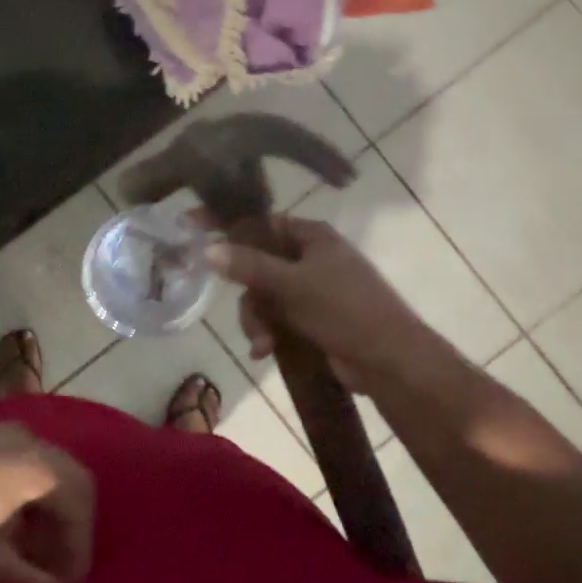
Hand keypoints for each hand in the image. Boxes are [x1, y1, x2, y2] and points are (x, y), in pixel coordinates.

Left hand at [0, 422, 94, 582]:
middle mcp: (20, 437)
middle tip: (54, 571)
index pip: (82, 503)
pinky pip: (9, 463)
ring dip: (40, 511)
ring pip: (36, 470)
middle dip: (64, 528)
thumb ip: (37, 580)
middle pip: (63, 480)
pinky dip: (15, 495)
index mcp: (35, 463)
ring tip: (27, 556)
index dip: (80, 548)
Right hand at [207, 215, 462, 395]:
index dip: (226, 224)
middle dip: (247, 295)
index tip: (191, 226)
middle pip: (256, 264)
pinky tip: (265, 351)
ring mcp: (313, 288)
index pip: (259, 221)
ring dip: (256, 320)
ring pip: (263, 295)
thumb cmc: (345, 311)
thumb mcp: (292, 285)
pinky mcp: (313, 317)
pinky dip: (268, 332)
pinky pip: (276, 317)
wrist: (390, 361)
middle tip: (245, 313)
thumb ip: (249, 266)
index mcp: (312, 236)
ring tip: (262, 343)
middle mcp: (311, 257)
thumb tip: (208, 250)